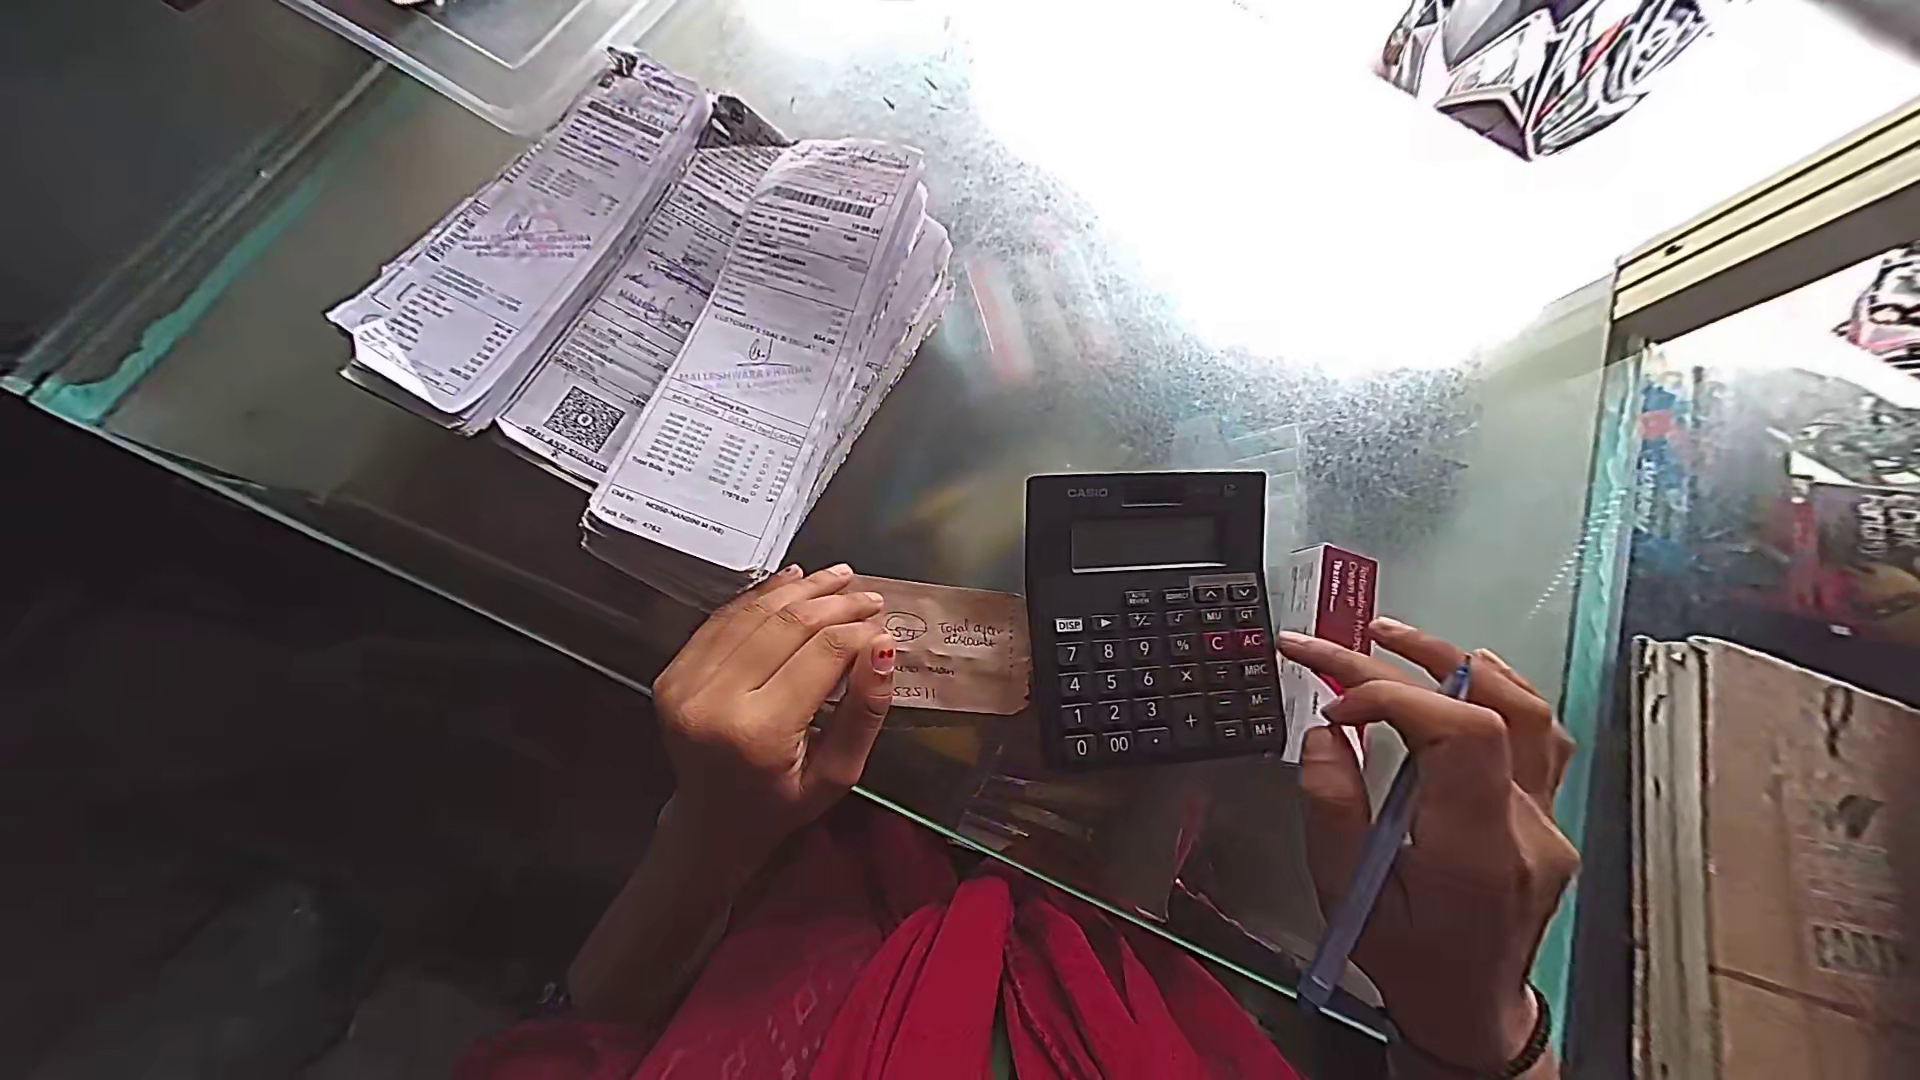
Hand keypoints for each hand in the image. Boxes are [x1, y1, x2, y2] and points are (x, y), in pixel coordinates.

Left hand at [652, 563, 895, 871]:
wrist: (710, 821)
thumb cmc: (781, 803)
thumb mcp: (839, 772)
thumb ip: (865, 710)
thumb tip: (884, 648)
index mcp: (757, 733)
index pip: (821, 655)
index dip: (858, 633)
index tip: (883, 629)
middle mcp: (712, 702)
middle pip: (787, 625)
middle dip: (836, 603)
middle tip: (870, 597)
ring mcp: (685, 683)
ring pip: (756, 612)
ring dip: (803, 589)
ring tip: (839, 578)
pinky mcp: (674, 672)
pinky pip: (725, 617)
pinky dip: (763, 594)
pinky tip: (793, 580)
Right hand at [1279, 619, 1578, 1075]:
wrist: (1469, 1004)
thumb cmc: (1397, 948)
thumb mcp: (1340, 885)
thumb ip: (1331, 803)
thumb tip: (1327, 731)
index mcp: (1475, 849)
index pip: (1461, 734)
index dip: (1390, 697)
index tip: (1332, 708)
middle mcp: (1526, 826)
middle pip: (1488, 708)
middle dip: (1398, 663)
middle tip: (1331, 643)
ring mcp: (1545, 818)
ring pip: (1529, 711)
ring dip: (1454, 660)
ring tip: (1389, 634)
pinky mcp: (1542, 812)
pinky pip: (1538, 733)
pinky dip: (1495, 685)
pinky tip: (1460, 666)